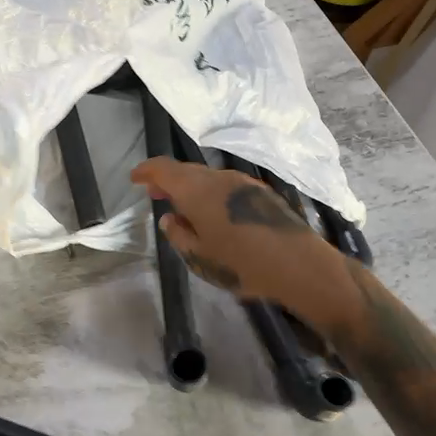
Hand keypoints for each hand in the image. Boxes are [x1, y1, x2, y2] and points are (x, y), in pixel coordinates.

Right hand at [131, 158, 350, 321]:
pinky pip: (226, 186)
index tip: (136, 179)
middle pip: (187, 171)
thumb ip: (178, 235)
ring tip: (183, 208)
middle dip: (168, 180)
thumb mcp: (199, 257)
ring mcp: (243, 183)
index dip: (147, 171)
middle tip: (155, 195)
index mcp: (197, 191)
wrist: (299, 266)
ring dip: (191, 188)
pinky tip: (212, 214)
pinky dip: (211, 194)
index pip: (164, 169)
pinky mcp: (261, 194)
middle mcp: (219, 179)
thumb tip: (169, 218)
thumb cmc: (241, 264)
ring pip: (208, 178)